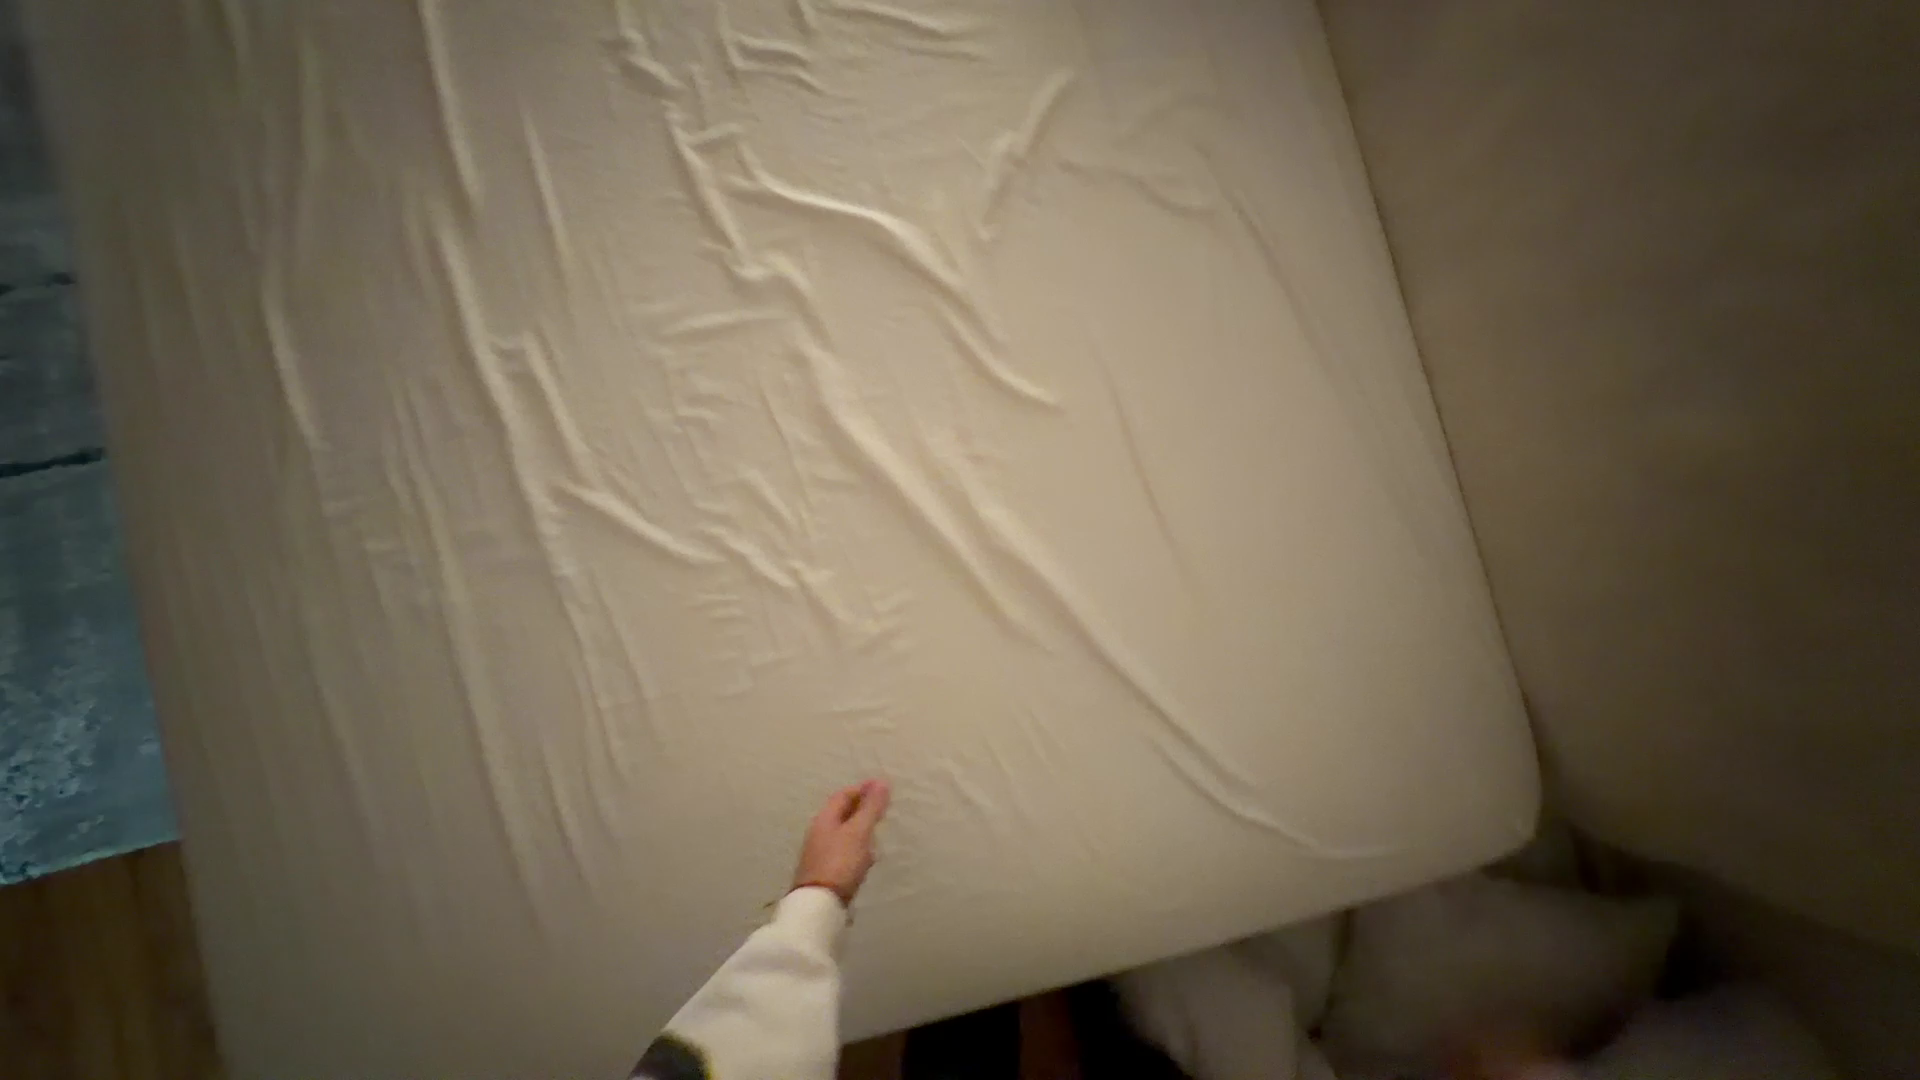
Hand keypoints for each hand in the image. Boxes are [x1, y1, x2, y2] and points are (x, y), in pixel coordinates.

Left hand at [792, 779, 890, 905]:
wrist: (819, 906)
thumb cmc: (840, 862)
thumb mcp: (859, 832)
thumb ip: (870, 808)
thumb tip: (882, 781)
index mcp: (825, 819)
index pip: (843, 795)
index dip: (862, 789)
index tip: (882, 789)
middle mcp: (819, 833)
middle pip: (842, 814)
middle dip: (862, 809)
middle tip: (883, 810)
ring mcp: (820, 854)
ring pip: (844, 834)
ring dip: (860, 831)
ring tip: (878, 835)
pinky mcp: (825, 872)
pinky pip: (844, 853)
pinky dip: (857, 850)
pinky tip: (867, 860)